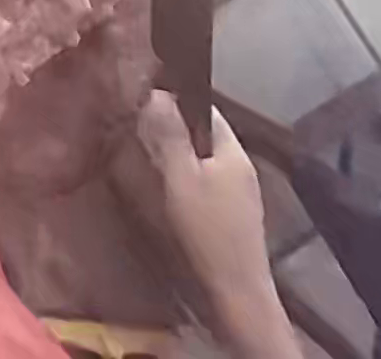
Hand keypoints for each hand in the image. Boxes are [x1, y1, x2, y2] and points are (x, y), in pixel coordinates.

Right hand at [139, 91, 299, 358]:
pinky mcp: (231, 208)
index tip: (147, 89)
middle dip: (175, 118)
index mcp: (232, 151)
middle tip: (140, 114)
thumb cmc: (207, 229)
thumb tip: (158, 92)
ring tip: (146, 139)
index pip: (206, 107)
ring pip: (204, 151)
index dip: (178, 94)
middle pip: (205, 128)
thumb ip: (170, 134)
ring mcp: (238, 188)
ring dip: (179, 143)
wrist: (237, 291)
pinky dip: (184, 164)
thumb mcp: (181, 177)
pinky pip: (205, 171)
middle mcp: (240, 164)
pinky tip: (165, 174)